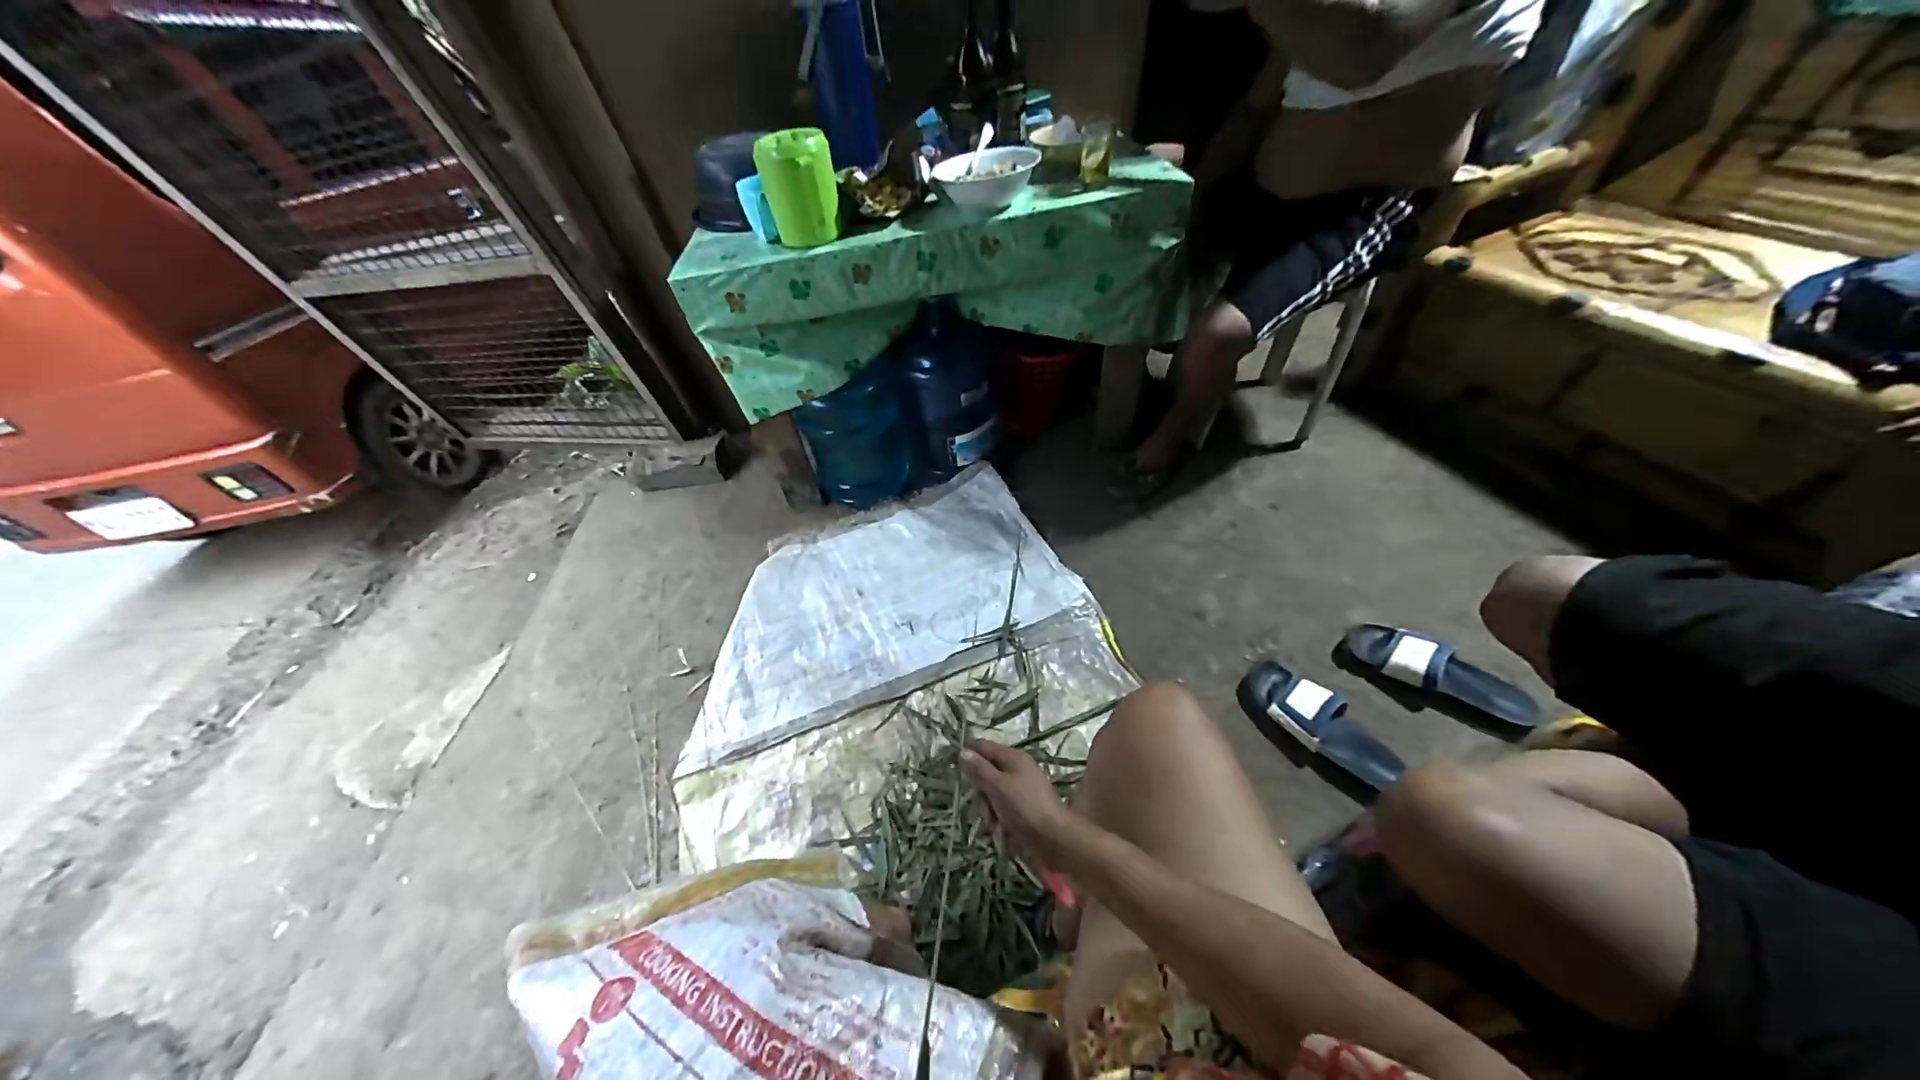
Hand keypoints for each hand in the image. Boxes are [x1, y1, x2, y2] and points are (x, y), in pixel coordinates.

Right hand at [960, 740, 1073, 867]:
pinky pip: (1001, 810)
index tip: (955, 770)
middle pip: (986, 775)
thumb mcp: (998, 786)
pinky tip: (1001, 832)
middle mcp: (1017, 770)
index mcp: (1014, 758)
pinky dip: (998, 821)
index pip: (984, 747)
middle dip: (982, 795)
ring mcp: (1020, 791)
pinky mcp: (1022, 809)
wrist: (1053, 839)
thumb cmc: (1024, 808)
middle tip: (986, 808)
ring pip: (991, 796)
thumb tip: (962, 751)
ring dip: (989, 812)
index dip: (969, 756)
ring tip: (996, 825)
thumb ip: (979, 769)